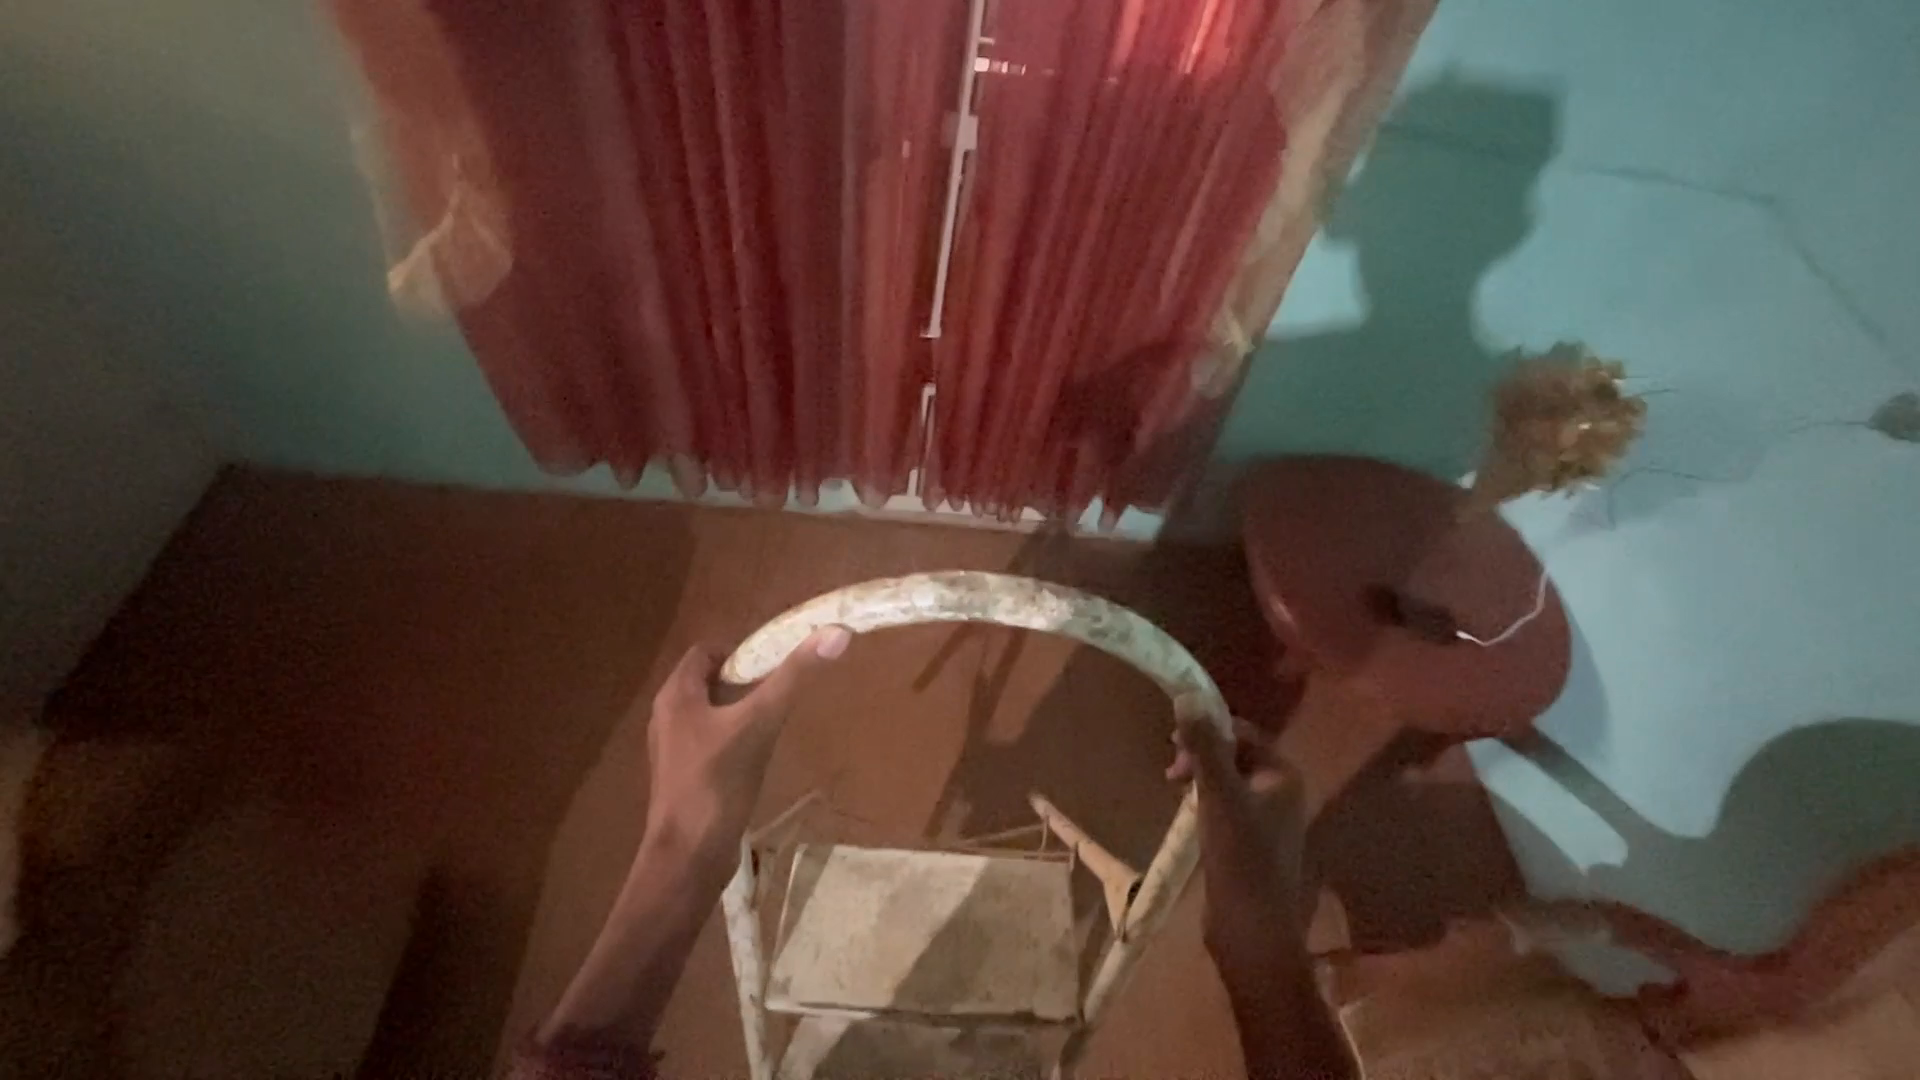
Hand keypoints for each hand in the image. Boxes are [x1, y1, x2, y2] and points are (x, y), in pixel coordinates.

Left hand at [642, 627, 851, 856]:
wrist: (689, 859)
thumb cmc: (717, 783)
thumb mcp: (760, 722)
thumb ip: (794, 677)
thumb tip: (836, 632)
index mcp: (676, 696)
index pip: (706, 651)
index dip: (741, 650)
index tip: (775, 664)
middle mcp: (668, 716)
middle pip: (711, 681)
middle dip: (747, 681)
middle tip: (781, 692)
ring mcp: (674, 749)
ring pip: (714, 712)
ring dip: (744, 710)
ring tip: (774, 723)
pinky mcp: (685, 777)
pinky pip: (713, 741)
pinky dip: (737, 738)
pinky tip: (759, 757)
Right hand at [1166, 703, 1309, 967]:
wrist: (1253, 932)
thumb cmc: (1240, 857)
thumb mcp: (1218, 795)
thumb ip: (1205, 745)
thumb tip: (1187, 696)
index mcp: (1283, 776)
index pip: (1243, 732)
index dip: (1208, 730)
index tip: (1173, 742)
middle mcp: (1281, 793)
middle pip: (1235, 754)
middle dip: (1201, 754)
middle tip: (1172, 770)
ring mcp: (1268, 820)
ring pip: (1228, 780)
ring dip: (1200, 776)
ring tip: (1175, 786)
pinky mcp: (1251, 843)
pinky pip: (1226, 805)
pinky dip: (1205, 800)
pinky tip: (1188, 813)